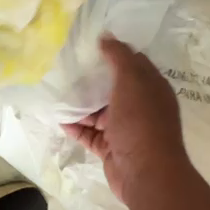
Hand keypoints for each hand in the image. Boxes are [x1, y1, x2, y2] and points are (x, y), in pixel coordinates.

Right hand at [62, 36, 192, 208]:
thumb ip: (119, 57)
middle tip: (68, 67)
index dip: (115, 53)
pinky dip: (76, 126)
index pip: (134, 64)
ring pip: (99, 112)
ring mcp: (125, 129)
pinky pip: (90, 133)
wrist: (146, 173)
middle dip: (93, 79)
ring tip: (58, 92)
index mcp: (151, 88)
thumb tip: (106, 36)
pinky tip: (59, 118)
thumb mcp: (132, 81)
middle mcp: (141, 107)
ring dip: (80, 104)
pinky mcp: (111, 148)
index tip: (91, 45)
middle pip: (114, 88)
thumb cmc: (141, 122)